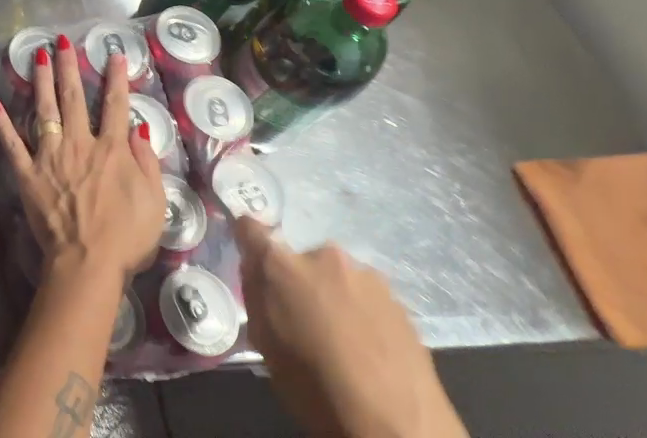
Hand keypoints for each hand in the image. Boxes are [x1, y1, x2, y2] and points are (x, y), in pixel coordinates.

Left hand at [0, 33, 164, 282]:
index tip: (112, 53)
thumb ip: (147, 162)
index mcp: (113, 150)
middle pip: (74, 97)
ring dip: (40, 81)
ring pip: (44, 110)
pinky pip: (12, 145)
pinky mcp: (28, 174)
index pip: (116, 105)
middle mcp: (80, 143)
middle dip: (68, 66)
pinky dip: (2, 124)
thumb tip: (139, 130)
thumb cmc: (126, 237)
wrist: (87, 262)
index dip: (115, 77)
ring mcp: (51, 156)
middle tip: (62, 41)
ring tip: (36, 56)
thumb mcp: (154, 201)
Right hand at [235, 217, 467, 437]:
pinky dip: (361, 313)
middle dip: (298, 280)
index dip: (246, 237)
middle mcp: (326, 257)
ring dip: (332, 296)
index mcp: (284, 265)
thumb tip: (254, 265)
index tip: (248, 253)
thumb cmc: (315, 385)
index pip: (251, 229)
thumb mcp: (266, 342)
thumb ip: (255, 292)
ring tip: (340, 339)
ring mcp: (368, 277)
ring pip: (338, 277)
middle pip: (301, 258)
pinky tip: (366, 349)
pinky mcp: (400, 301)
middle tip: (302, 319)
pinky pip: (367, 297)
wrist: (396, 424)